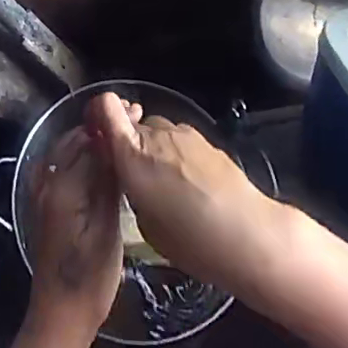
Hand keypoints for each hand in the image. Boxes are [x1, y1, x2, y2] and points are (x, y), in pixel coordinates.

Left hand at [27, 125, 122, 338]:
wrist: (60, 314)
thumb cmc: (90, 277)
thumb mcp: (108, 230)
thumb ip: (108, 184)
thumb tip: (116, 144)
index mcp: (63, 186)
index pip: (90, 141)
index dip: (114, 126)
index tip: (137, 113)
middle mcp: (47, 182)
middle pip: (75, 141)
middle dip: (101, 127)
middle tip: (131, 119)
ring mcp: (42, 192)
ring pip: (65, 150)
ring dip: (89, 137)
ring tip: (117, 135)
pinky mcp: (44, 203)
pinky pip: (59, 164)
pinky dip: (76, 153)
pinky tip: (94, 158)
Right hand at [85, 92, 289, 292]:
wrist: (249, 234)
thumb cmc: (190, 239)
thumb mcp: (146, 223)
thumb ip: (133, 190)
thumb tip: (135, 179)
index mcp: (133, 153)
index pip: (106, 107)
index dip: (99, 113)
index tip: (98, 132)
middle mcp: (156, 135)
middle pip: (134, 125)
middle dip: (132, 145)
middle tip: (140, 179)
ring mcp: (185, 134)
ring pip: (159, 133)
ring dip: (158, 150)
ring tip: (171, 186)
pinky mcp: (208, 141)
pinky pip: (181, 141)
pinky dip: (180, 156)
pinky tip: (194, 186)